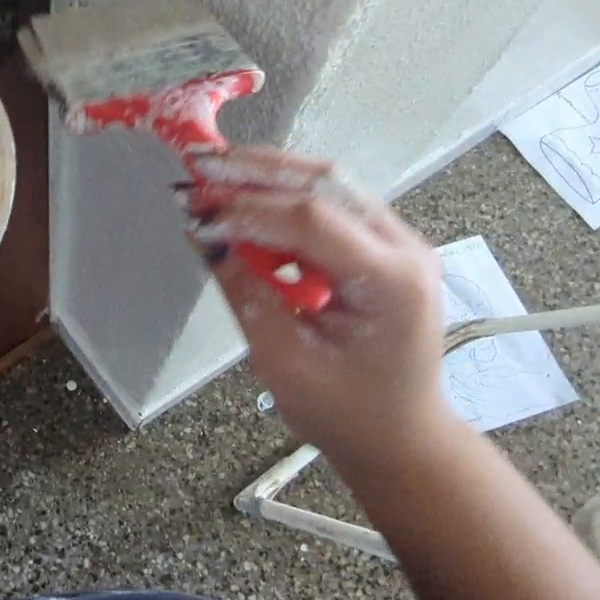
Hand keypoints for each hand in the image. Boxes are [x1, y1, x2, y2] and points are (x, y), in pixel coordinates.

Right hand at [184, 147, 458, 469]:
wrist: (401, 437)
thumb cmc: (344, 412)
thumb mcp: (284, 360)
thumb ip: (246, 292)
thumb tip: (206, 236)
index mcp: (391, 282)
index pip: (313, 220)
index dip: (248, 209)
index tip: (196, 212)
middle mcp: (404, 247)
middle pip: (325, 182)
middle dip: (256, 169)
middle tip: (198, 163)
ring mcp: (398, 240)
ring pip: (328, 183)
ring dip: (267, 174)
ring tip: (214, 172)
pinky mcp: (382, 243)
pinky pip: (330, 202)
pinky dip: (283, 196)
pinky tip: (246, 200)